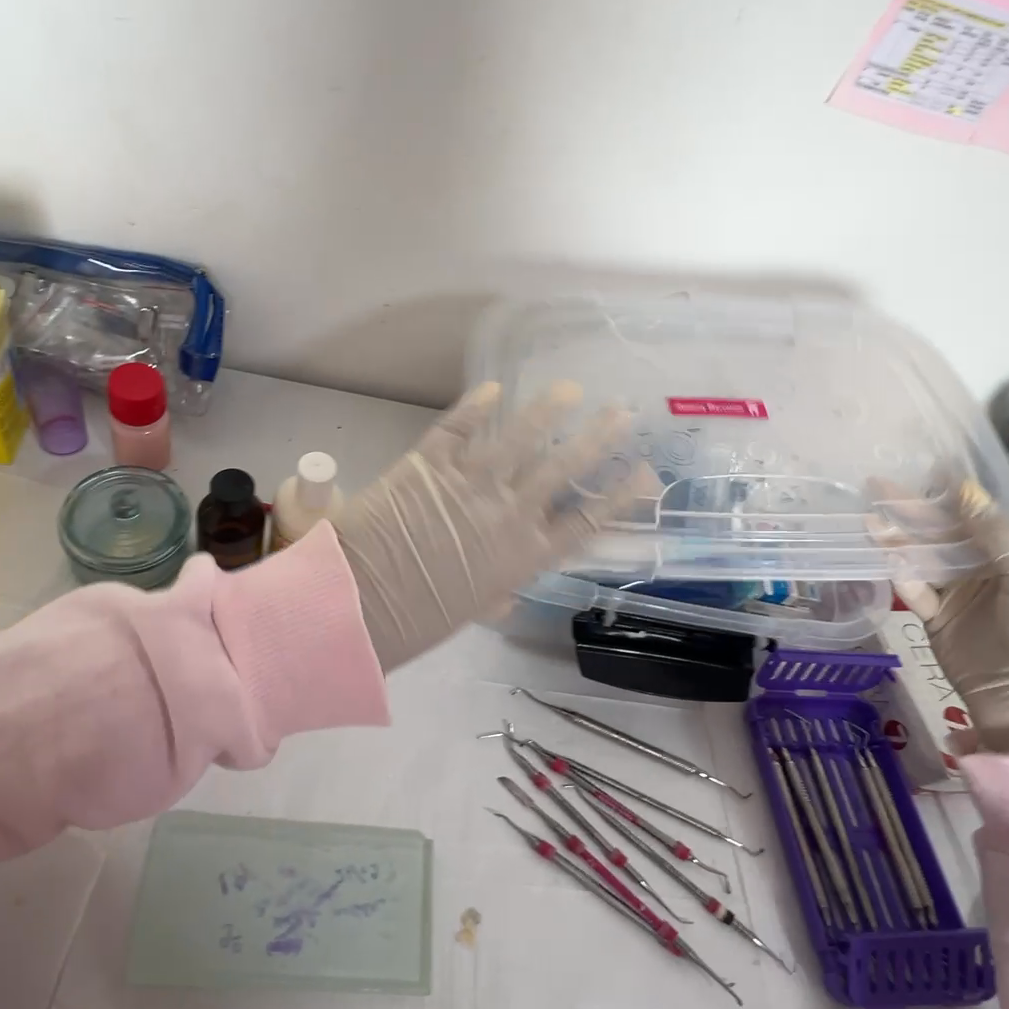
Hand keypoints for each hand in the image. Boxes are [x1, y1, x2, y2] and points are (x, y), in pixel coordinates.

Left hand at [333, 381, 629, 671]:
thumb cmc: (418, 618)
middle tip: (622, 412)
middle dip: (599, 438)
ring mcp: (471, 484)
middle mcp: (509, 514)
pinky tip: (494, 389)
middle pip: (564, 469)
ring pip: (519, 438)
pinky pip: (458, 427)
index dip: (621, 495)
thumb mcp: (470, 612)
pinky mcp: (430, 463)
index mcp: (525, 556)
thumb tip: (505, 598)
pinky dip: (476, 407)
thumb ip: (494, 595)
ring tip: (570, 390)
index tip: (647, 473)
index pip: (586, 521)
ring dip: (547, 411)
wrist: (361, 602)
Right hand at [893, 484, 1008, 754]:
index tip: (923, 467)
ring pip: (923, 557)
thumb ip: (994, 533)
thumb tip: (961, 487)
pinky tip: (880, 554)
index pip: (981, 515)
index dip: (954, 492)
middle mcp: (989, 570)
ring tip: (868, 516)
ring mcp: (961, 596)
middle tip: (877, 486)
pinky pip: (913, 589)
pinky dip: (897, 571)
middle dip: (914, 510)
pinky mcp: (936, 621)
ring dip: (898, 537)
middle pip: (945, 533)